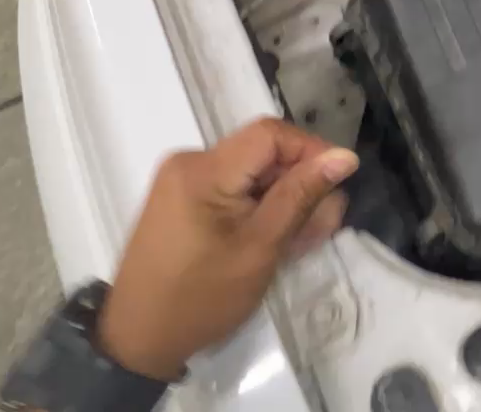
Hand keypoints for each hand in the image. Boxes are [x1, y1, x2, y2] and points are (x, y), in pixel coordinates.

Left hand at [95, 117, 358, 380]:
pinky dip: (259, 205)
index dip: (310, 149)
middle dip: (299, 181)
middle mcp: (190, 162)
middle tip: (323, 221)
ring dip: (283, 197)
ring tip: (303, 235)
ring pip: (253, 171)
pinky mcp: (182, 197)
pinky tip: (275, 234)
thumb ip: (302, 195)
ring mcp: (183, 180)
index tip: (336, 182)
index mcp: (203, 170)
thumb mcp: (260, 249)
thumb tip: (345, 156)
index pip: (271, 134)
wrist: (135, 345)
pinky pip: (234, 186)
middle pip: (263, 152)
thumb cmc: (200, 299)